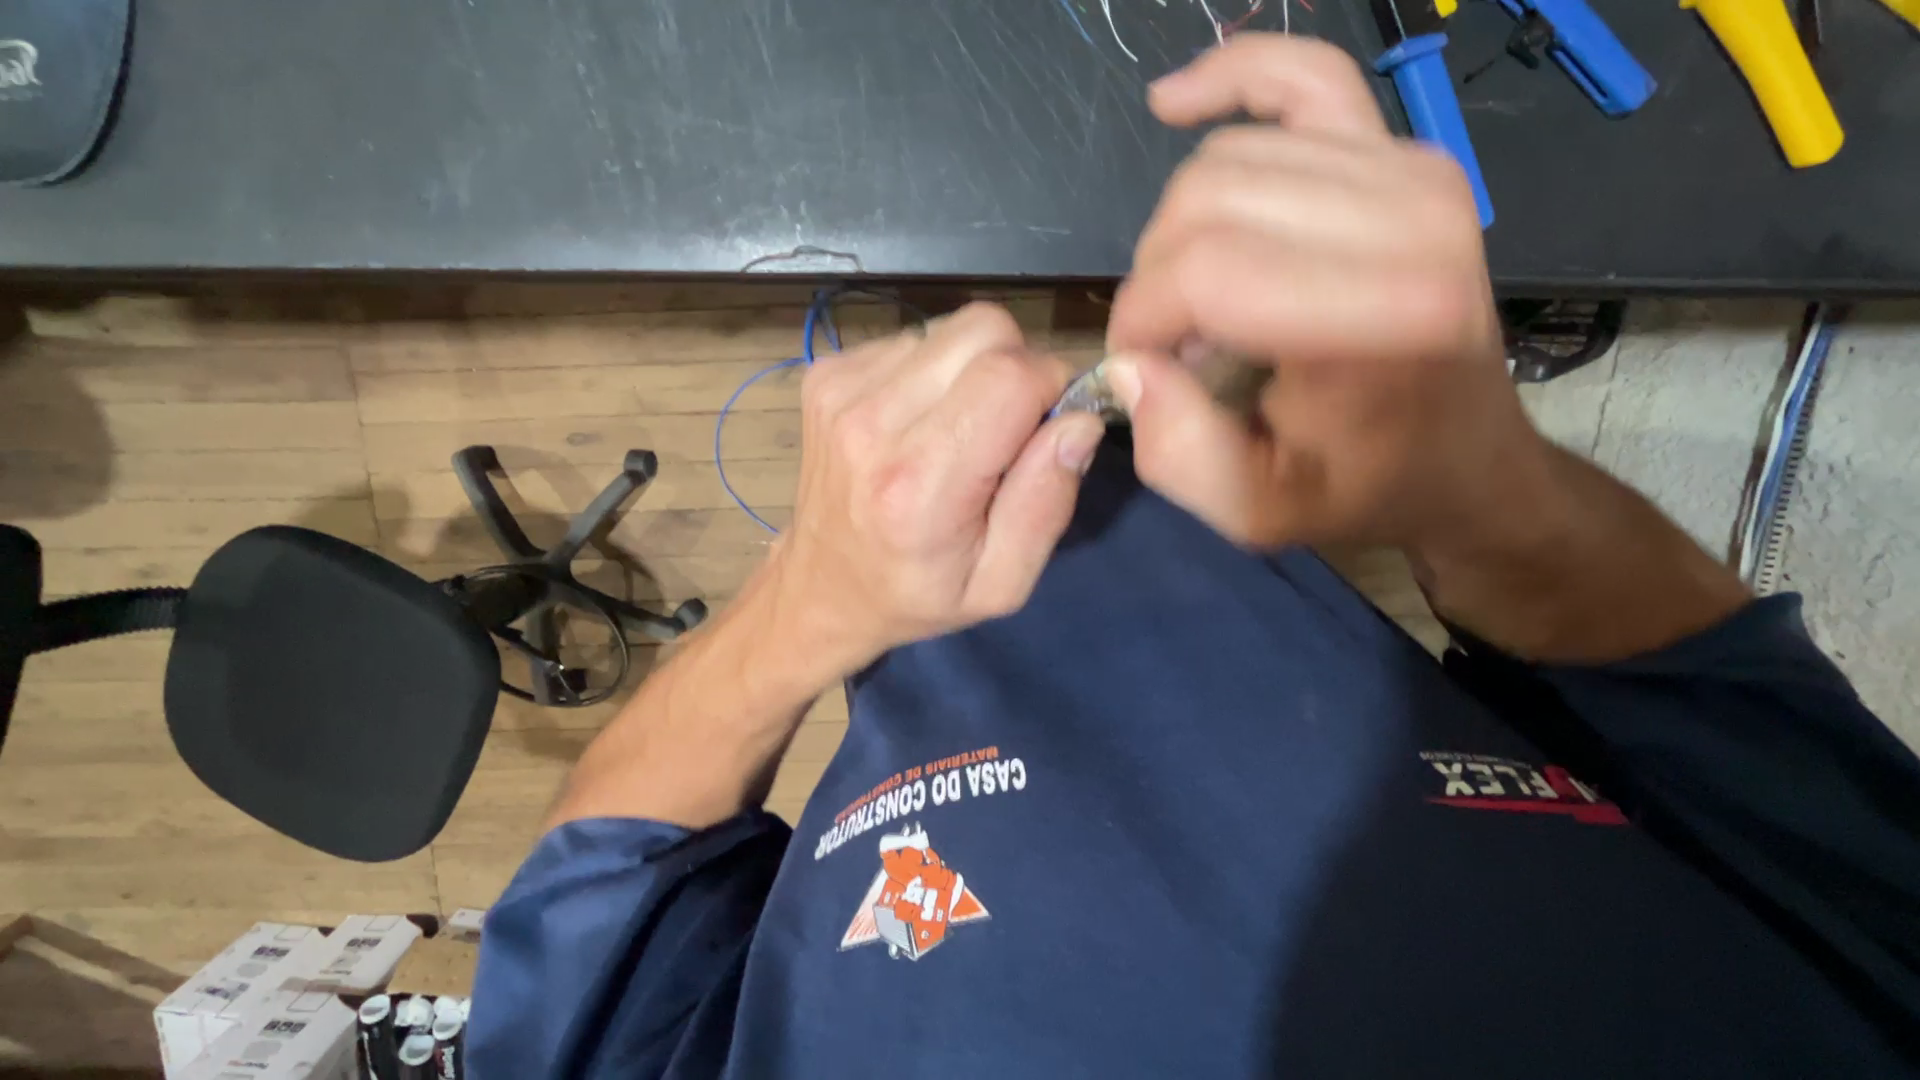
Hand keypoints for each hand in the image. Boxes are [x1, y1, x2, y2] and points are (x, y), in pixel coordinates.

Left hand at [765, 303, 1107, 672]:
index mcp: (921, 482)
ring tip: (955, 429)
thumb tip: (1078, 421)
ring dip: (972, 369)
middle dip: (1016, 367)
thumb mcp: (1000, 584)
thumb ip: (1045, 505)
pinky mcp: (825, 374)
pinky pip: (912, 340)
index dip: (1049, 389)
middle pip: (985, 330)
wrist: (824, 587)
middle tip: (1006, 426)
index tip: (1045, 430)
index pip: (1012, 375)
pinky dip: (932, 371)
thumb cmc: (918, 592)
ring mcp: (842, 390)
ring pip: (950, 329)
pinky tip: (919, 421)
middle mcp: (873, 422)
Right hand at [1103, 35, 1548, 553]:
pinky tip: (1172, 103)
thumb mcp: (1255, 511)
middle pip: (1203, 205)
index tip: (1142, 370)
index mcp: (1382, 318)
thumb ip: (1177, 452)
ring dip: (1178, 231)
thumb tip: (1129, 361)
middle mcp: (1408, 217)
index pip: (1204, 271)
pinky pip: (1302, 74)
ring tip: (1199, 299)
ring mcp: (1411, 166)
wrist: (1462, 457)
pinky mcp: (1401, 147)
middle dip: (1153, 281)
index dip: (1140, 319)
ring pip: (1223, 160)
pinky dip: (1231, 75)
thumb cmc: (1360, 486)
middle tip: (1169, 346)